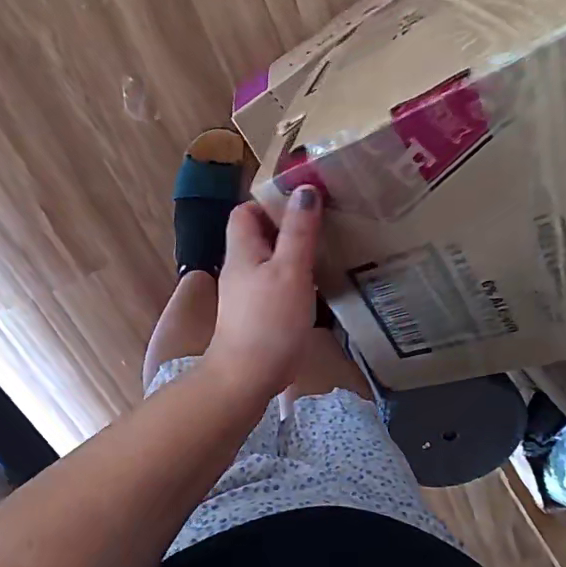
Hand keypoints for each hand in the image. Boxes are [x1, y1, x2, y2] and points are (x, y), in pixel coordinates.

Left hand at [206, 186, 323, 398]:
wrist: (248, 377)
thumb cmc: (270, 320)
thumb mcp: (291, 269)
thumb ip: (299, 230)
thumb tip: (305, 189)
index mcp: (242, 251)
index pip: (246, 211)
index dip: (271, 203)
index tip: (305, 205)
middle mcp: (240, 269)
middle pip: (260, 236)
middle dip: (289, 228)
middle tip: (323, 227)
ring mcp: (246, 296)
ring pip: (270, 262)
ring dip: (294, 255)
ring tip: (325, 253)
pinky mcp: (257, 317)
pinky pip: (275, 287)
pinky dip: (294, 281)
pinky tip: (315, 288)